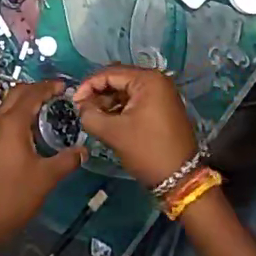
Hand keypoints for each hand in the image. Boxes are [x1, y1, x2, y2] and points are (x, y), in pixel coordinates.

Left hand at [0, 80, 83, 247]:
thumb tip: (83, 150)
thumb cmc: (17, 195)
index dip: (48, 87)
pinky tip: (32, 127)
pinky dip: (19, 113)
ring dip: (26, 100)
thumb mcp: (47, 177)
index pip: (31, 94)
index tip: (65, 86)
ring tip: (47, 107)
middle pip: (16, 93)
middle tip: (56, 93)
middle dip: (36, 89)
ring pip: (8, 105)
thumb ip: (67, 160)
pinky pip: (5, 118)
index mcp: (12, 123)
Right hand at [73, 65, 197, 189]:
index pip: (109, 73)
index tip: (74, 102)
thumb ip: (89, 115)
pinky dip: (120, 108)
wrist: (182, 181)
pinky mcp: (162, 107)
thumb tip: (81, 107)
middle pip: (118, 79)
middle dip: (98, 93)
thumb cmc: (147, 151)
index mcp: (148, 80)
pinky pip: (135, 100)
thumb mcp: (113, 133)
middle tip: (82, 108)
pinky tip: (108, 120)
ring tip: (93, 116)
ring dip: (107, 101)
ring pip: (125, 90)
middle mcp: (157, 80)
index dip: (88, 86)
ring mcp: (162, 94)